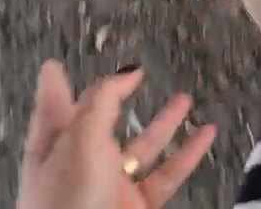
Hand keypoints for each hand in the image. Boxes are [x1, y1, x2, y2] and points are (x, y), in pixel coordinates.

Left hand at [16, 62, 217, 208]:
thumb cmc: (71, 202)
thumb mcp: (82, 142)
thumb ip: (102, 103)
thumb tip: (123, 74)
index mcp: (51, 153)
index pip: (52, 112)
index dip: (53, 89)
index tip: (52, 66)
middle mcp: (76, 170)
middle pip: (96, 127)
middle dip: (112, 100)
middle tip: (133, 75)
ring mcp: (106, 192)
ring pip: (139, 149)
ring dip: (163, 123)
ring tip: (185, 97)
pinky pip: (166, 175)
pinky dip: (188, 153)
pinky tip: (208, 132)